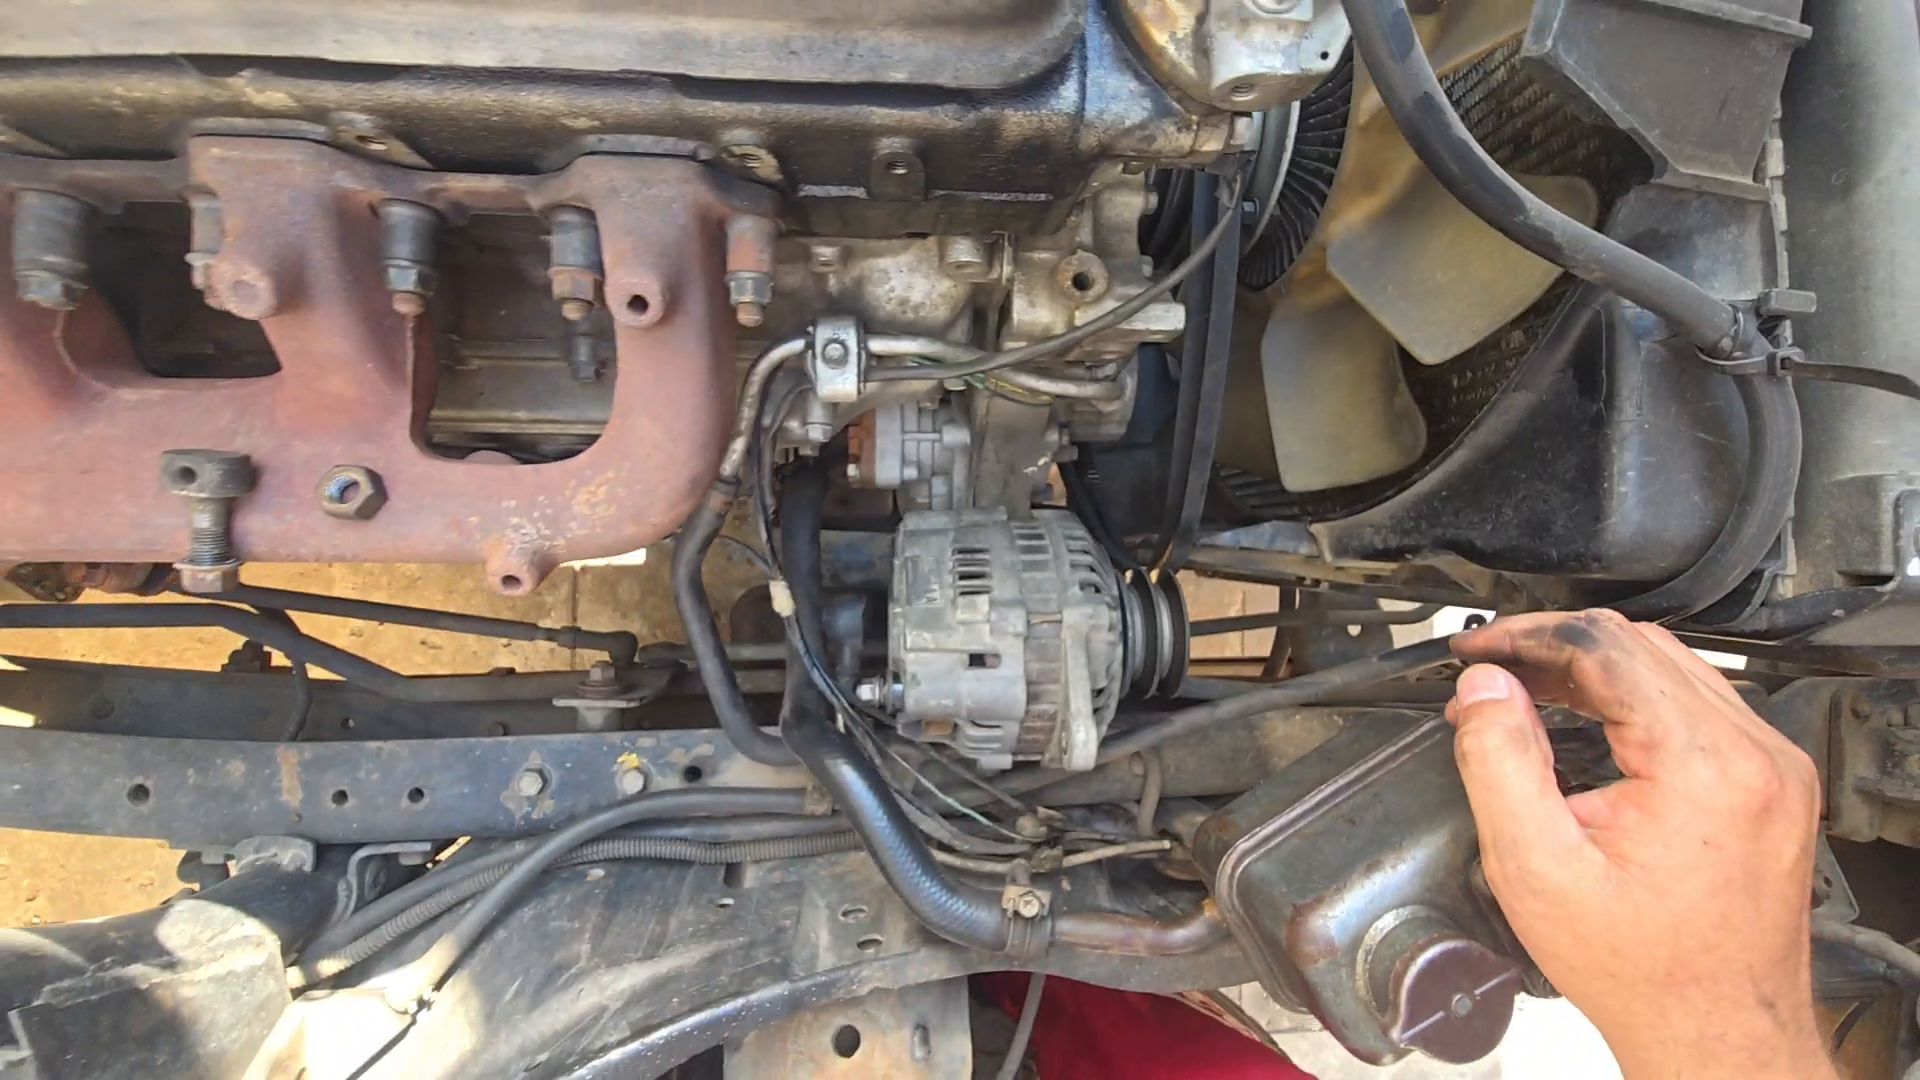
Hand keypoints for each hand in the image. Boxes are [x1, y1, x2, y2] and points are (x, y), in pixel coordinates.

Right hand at [1446, 609, 1833, 1079]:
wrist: (1714, 1030)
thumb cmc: (1635, 961)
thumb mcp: (1531, 861)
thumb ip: (1498, 758)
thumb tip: (1483, 686)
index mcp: (1706, 767)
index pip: (1604, 648)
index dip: (1523, 635)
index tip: (1472, 650)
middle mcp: (1755, 756)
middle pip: (1635, 643)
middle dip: (1544, 641)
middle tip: (1484, 664)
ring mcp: (1766, 767)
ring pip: (1659, 662)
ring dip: (1576, 660)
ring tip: (1512, 682)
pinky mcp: (1759, 780)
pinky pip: (1680, 697)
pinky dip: (1611, 687)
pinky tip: (1566, 705)